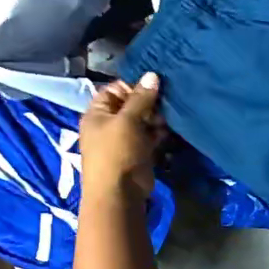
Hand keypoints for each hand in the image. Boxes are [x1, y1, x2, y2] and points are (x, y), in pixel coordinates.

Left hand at [81, 72, 165, 199]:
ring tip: (170, 114)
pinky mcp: (138, 151)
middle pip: (131, 104)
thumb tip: (152, 74)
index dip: (134, 85)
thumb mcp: (127, 120)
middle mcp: (109, 124)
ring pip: (142, 120)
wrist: (119, 194)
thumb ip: (141, 97)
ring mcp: (123, 139)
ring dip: (156, 117)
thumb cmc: (117, 152)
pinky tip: (170, 127)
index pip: (115, 89)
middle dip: (149, 101)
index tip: (155, 84)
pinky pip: (149, 135)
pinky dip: (159, 131)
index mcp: (97, 113)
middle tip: (167, 98)